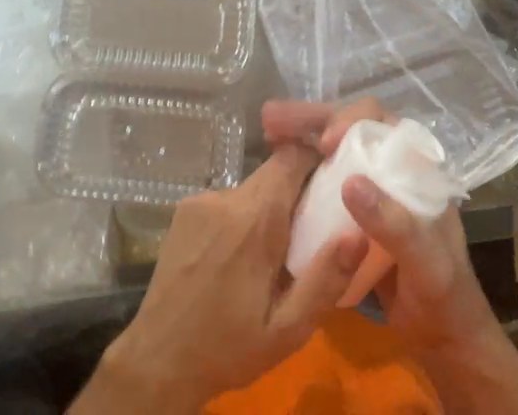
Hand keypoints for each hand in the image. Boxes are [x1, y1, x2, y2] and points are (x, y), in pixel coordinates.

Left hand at [72, 144, 369, 413]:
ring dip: (266, 211)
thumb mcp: (289, 328)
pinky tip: (240, 258)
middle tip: (311, 231)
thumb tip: (357, 232)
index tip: (337, 179)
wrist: (159, 359)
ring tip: (275, 254)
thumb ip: (326, 279)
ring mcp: (199, 202)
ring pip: (249, 190)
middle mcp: (225, 198)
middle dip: (295, 194)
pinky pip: (226, 203)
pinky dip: (240, 219)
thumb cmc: (229, 347)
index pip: (291, 157)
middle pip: (272, 173)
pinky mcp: (182, 213)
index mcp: (255, 219)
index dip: (317, 160)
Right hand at [264, 101, 517, 413]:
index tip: (326, 142)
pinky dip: (298, 169)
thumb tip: (350, 183)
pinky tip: (274, 169)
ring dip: (300, 136)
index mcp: (416, 169)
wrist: (440, 334)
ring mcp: (368, 190)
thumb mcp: (424, 261)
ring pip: (332, 150)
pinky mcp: (349, 213)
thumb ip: (394, 225)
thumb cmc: (443, 293)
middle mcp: (390, 170)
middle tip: (272, 118)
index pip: (382, 124)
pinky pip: (321, 180)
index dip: (351, 121)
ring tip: (267, 131)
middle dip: (311, 119)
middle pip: (349, 129)